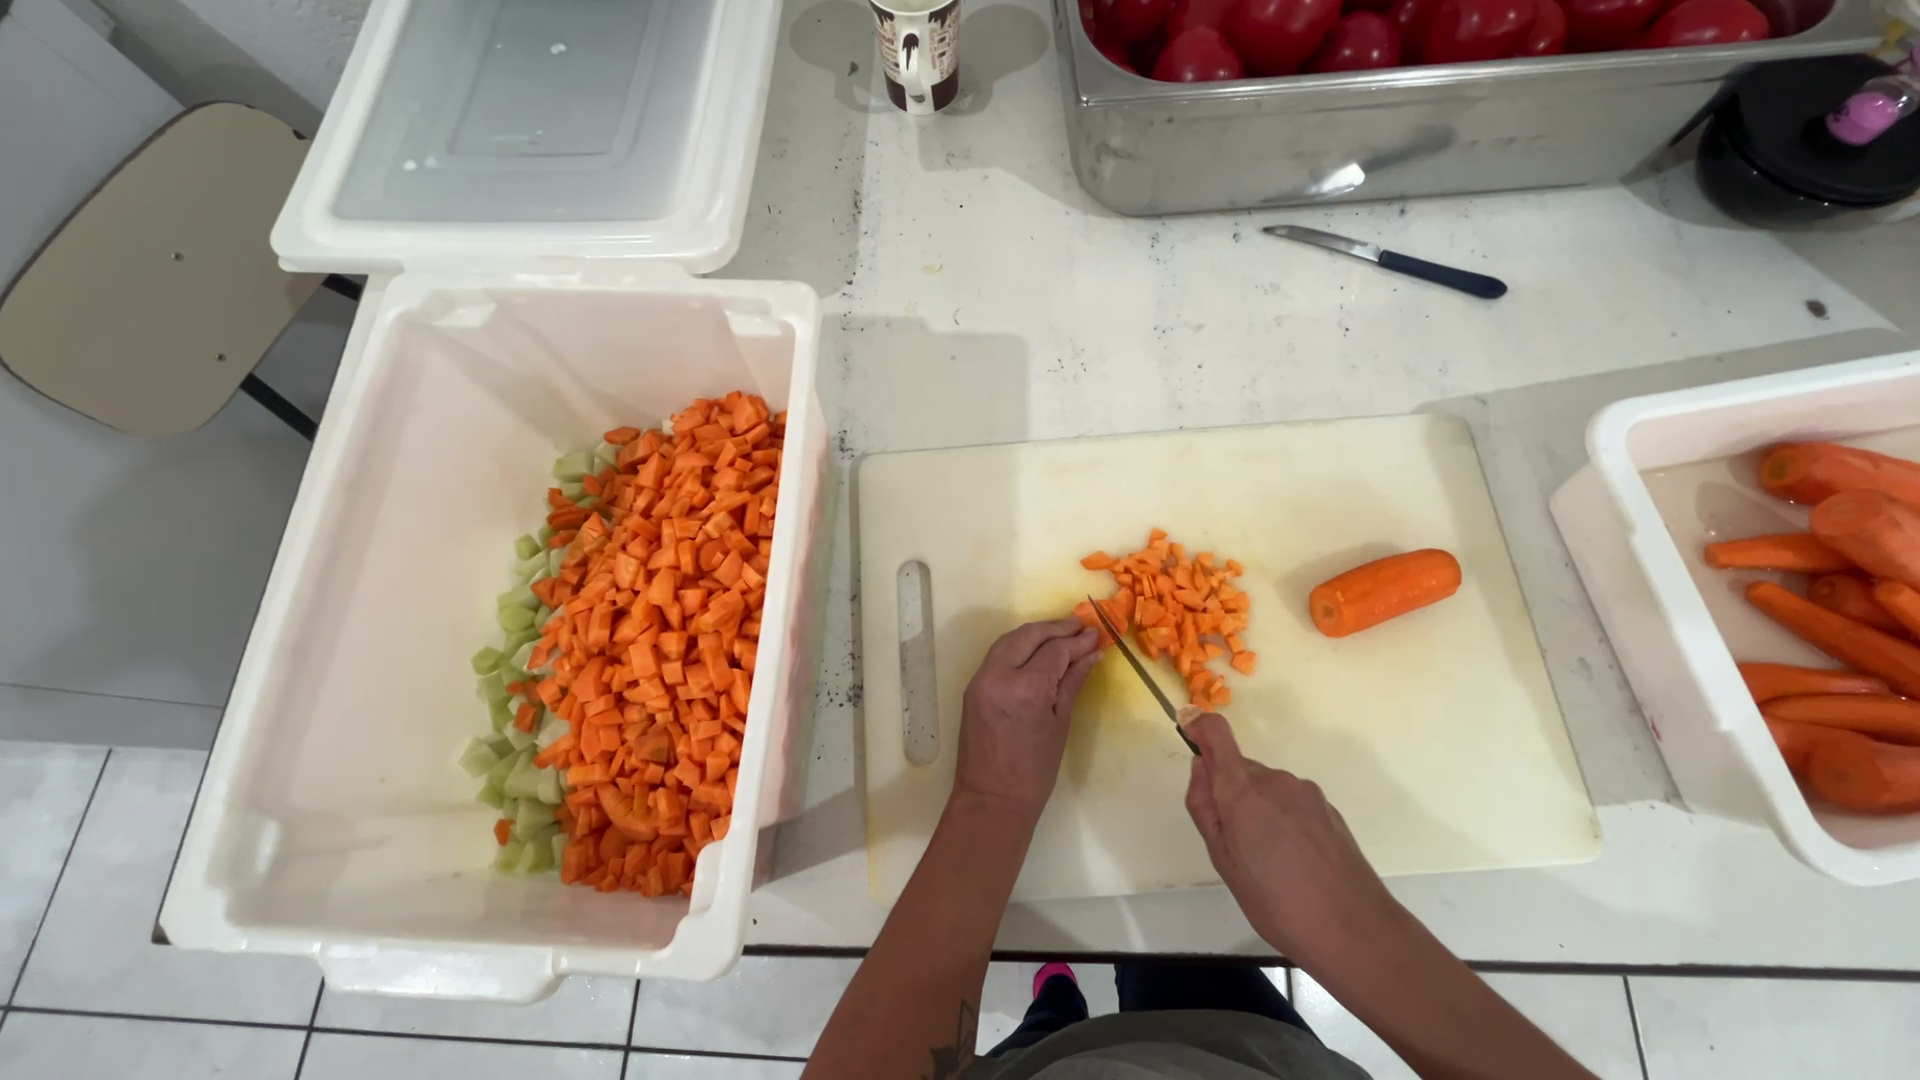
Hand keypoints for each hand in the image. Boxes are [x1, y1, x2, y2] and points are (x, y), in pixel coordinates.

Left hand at [952, 618, 1102, 820]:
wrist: (992, 798)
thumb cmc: (1035, 770)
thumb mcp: (1061, 723)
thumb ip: (1072, 681)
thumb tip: (1092, 653)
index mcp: (1025, 688)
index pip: (1054, 651)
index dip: (1077, 642)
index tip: (1096, 635)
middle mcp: (998, 676)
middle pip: (1028, 636)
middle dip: (1055, 629)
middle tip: (1080, 627)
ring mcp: (980, 679)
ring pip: (1009, 641)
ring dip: (1035, 634)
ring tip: (1062, 634)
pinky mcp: (972, 687)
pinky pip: (997, 655)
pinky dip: (1018, 647)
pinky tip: (1037, 649)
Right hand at [1183, 712, 1400, 961]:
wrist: (1355, 931)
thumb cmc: (1276, 902)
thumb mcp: (1224, 861)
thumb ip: (1205, 808)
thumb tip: (1200, 768)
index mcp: (1243, 791)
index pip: (1217, 734)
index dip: (1199, 727)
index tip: (1188, 734)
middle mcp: (1275, 781)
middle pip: (1239, 768)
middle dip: (1229, 793)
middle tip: (1235, 843)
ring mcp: (1306, 793)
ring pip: (1266, 787)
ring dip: (1258, 809)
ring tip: (1269, 861)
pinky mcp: (1328, 809)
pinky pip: (1291, 802)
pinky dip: (1283, 820)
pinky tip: (1294, 860)